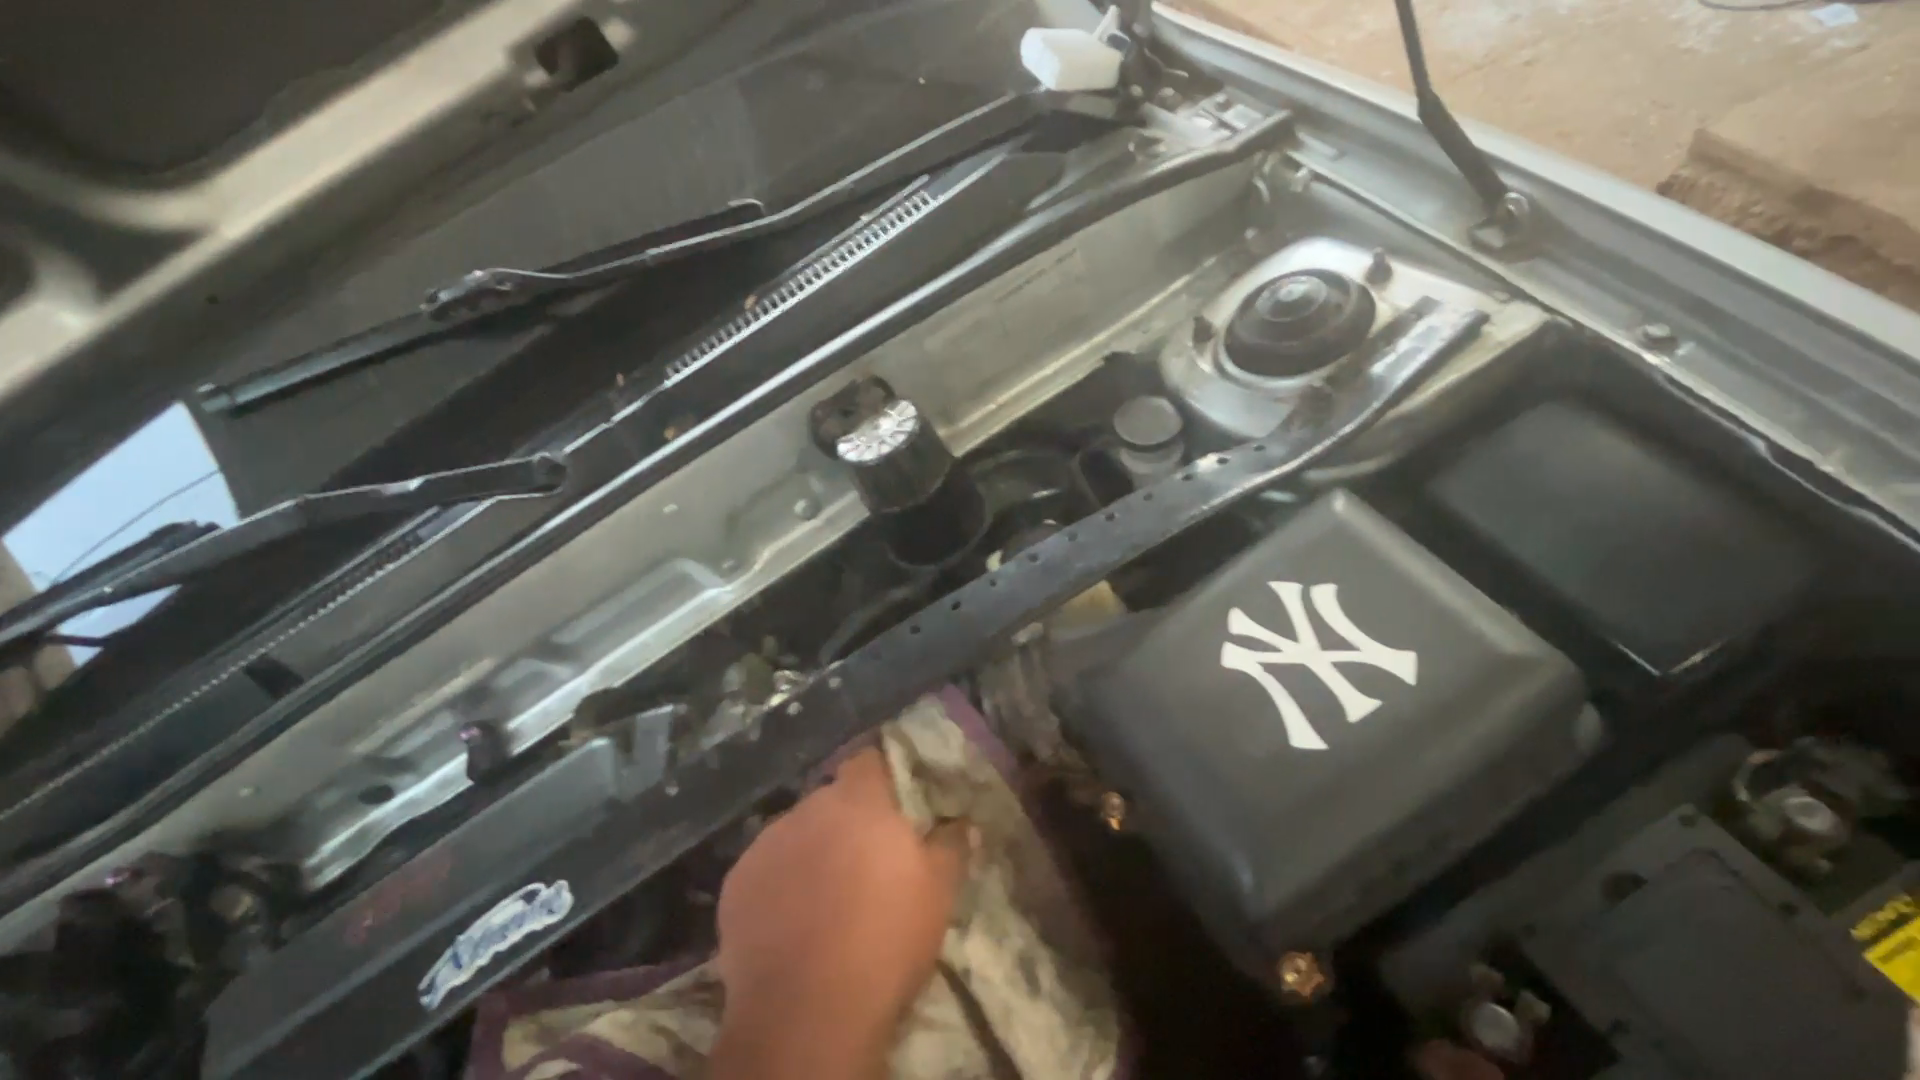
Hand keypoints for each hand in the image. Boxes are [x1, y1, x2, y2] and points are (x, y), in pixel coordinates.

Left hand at [711, 746, 975, 1079]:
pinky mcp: (735, 885)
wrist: (806, 1011)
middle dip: (847, 822)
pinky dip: (779, 886)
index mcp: (858, 801)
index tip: (894, 801)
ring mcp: (765, 845)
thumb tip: (963, 822)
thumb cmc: (886, 940)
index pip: (868, 761)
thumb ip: (951, 846)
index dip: (881, 776)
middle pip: (831, 801)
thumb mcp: (939, 893)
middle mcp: (807, 809)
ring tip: (827, 898)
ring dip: (811, 853)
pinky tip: (792, 922)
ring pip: (796, 835)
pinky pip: (765, 871)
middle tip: (868, 861)